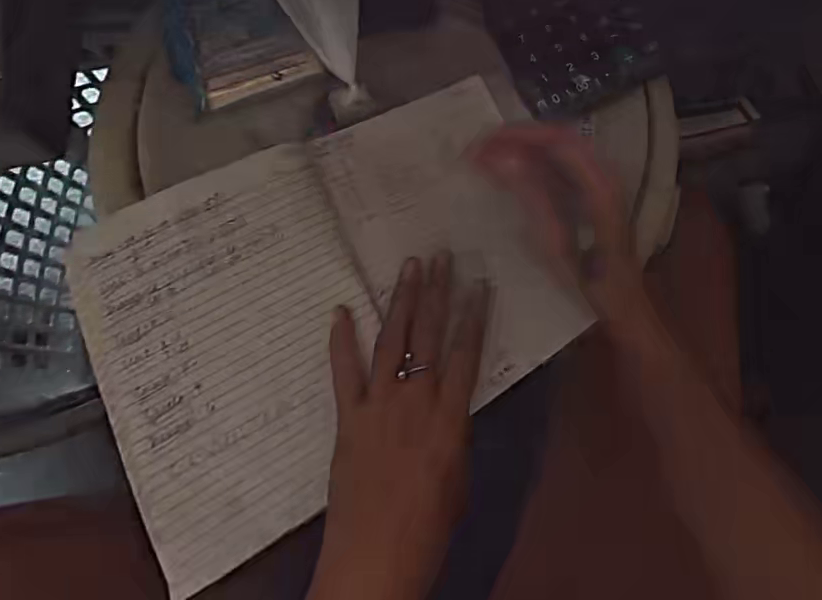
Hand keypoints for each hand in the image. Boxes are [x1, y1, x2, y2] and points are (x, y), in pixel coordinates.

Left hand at [308, 253, 489, 599]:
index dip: (475, 315)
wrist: (374, 565)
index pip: (466, 352)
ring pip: (393, 340)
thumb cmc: (428, 529)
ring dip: (401, 300)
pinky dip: (341, 340)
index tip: (480, 283)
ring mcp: (379, 405)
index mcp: (450, 417)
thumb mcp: (458, 478)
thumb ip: (455, 431)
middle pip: (430, 334)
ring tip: (410, 266)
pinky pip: (344, 372)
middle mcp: (416, 400)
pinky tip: (341, 310)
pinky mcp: (349, 418)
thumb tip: (451, 402)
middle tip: (441, 256)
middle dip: (438, 291)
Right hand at [470, 125, 652, 331]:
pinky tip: (508, 172)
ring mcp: (600, 181)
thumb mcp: (555, 246)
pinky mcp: (593, 191)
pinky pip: (560, 164)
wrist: (623, 307)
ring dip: (521, 147)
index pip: (556, 138)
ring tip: (486, 156)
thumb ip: (531, 196)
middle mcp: (604, 173)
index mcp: (599, 183)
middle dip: (515, 138)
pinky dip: (531, 162)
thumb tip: (501, 157)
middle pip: (556, 137)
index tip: (483, 142)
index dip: (517, 135)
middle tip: (478, 148)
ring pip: (557, 148)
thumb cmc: (590, 284)